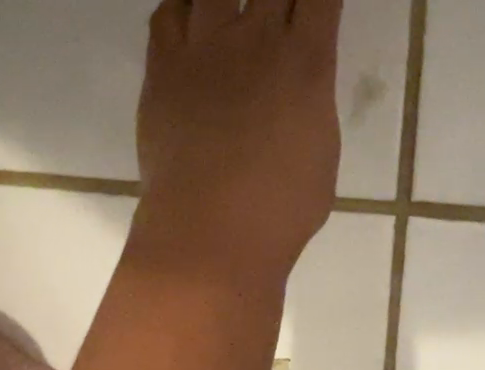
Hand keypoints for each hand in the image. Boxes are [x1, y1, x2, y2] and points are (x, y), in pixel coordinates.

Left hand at [132, 0, 343, 279]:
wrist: (212, 232)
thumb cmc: (281, 212)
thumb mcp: (321, 158)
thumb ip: (312, 110)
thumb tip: (300, 94)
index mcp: (307, 64)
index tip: (319, 6)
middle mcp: (256, 40)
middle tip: (279, 11)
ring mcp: (204, 48)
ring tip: (232, 11)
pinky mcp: (163, 67)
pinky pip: (167, 12)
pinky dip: (182, 5)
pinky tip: (191, 15)